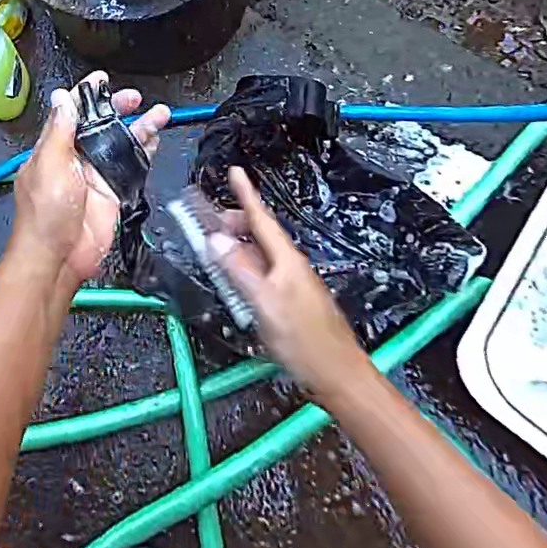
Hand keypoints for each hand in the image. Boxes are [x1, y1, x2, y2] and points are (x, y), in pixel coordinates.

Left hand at [10, 71, 170, 288]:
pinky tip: (156, 139)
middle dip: (117, 107)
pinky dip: (145, 151)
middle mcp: (75, 157)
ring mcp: (96, 174)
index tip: (101, 80)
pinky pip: (132, 166)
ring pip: (121, 142)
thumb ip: (59, 131)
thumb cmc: (45, 216)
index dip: (86, 93)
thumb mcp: (49, 165)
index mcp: (54, 147)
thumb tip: (62, 98)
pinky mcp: (113, 191)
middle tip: (134, 97)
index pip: (71, 111)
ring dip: (139, 126)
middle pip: (100, 124)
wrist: (59, 258)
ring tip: (159, 113)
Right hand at [214, 167, 368, 398]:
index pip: (261, 218)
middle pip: (259, 233)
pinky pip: (262, 271)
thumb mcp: (264, 303)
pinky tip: (235, 279)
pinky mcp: (290, 300)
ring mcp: (291, 282)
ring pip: (259, 253)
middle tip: (208, 222)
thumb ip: (238, 269)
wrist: (338, 375)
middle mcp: (290, 265)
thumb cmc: (305, 341)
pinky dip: (244, 266)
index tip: (235, 171)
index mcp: (286, 259)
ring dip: (236, 245)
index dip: (246, 194)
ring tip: (215, 249)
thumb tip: (216, 239)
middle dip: (234, 221)